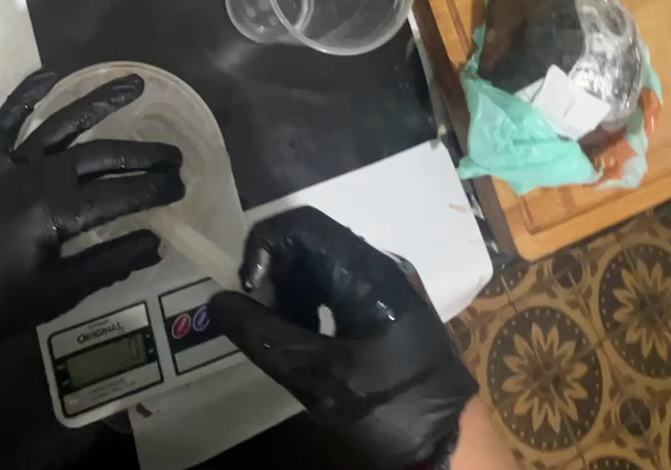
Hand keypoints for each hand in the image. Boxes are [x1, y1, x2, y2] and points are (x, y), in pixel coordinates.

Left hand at [0, 69, 184, 384]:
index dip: (154, 190)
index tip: (181, 187)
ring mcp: (11, 164)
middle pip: (100, 155)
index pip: (120, 194)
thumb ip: (111, 263)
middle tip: (175, 156)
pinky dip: (26, 95)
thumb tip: (157, 240)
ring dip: (99, 101)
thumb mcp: (61, 294)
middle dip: (142, 154)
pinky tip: (50, 74)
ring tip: (134, 83)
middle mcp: (36, 175)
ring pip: (62, 123)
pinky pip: (7, 120)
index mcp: (55, 211)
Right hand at [210, 208, 476, 469]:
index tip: (248, 290)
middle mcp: (376, 264)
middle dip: (274, 272)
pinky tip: (304, 338)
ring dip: (289, 289)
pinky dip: (309, 303)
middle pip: (308, 241)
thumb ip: (264, 336)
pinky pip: (334, 283)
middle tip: (260, 316)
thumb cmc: (389, 409)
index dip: (264, 245)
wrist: (454, 450)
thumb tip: (216, 302)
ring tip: (281, 333)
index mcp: (366, 271)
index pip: (302, 223)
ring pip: (318, 262)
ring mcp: (383, 283)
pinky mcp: (384, 304)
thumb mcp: (319, 379)